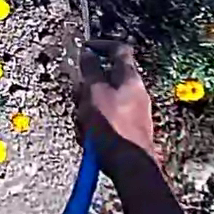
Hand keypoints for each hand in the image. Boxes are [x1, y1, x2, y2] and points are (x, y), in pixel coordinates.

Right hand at [75, 39, 159, 181]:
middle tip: (79, 100)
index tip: (84, 49)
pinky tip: (88, 139)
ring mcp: (132, 112)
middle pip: (104, 78)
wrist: (130, 168)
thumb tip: (87, 52)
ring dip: (86, 110)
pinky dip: (92, 126)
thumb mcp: (94, 92)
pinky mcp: (127, 130)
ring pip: (100, 101)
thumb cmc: (112, 126)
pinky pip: (103, 120)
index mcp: (130, 78)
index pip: (118, 49)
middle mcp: (134, 92)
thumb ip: (90, 70)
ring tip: (83, 125)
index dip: (100, 45)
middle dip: (86, 88)